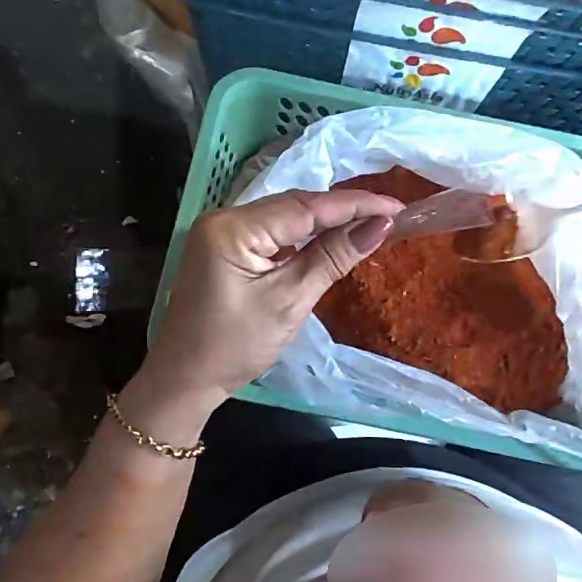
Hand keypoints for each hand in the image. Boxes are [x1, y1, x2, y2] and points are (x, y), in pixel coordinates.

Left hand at [141, 189, 402, 407]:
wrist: (184, 378)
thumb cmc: (235, 347)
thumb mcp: (289, 302)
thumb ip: (332, 258)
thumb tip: (379, 225)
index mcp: (232, 228)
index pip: (304, 206)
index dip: (353, 204)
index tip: (396, 205)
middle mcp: (222, 217)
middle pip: (292, 205)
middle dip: (340, 209)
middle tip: (387, 215)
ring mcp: (219, 231)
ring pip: (282, 216)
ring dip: (322, 221)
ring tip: (366, 223)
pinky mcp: (222, 246)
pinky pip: (269, 231)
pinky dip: (300, 235)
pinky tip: (326, 238)